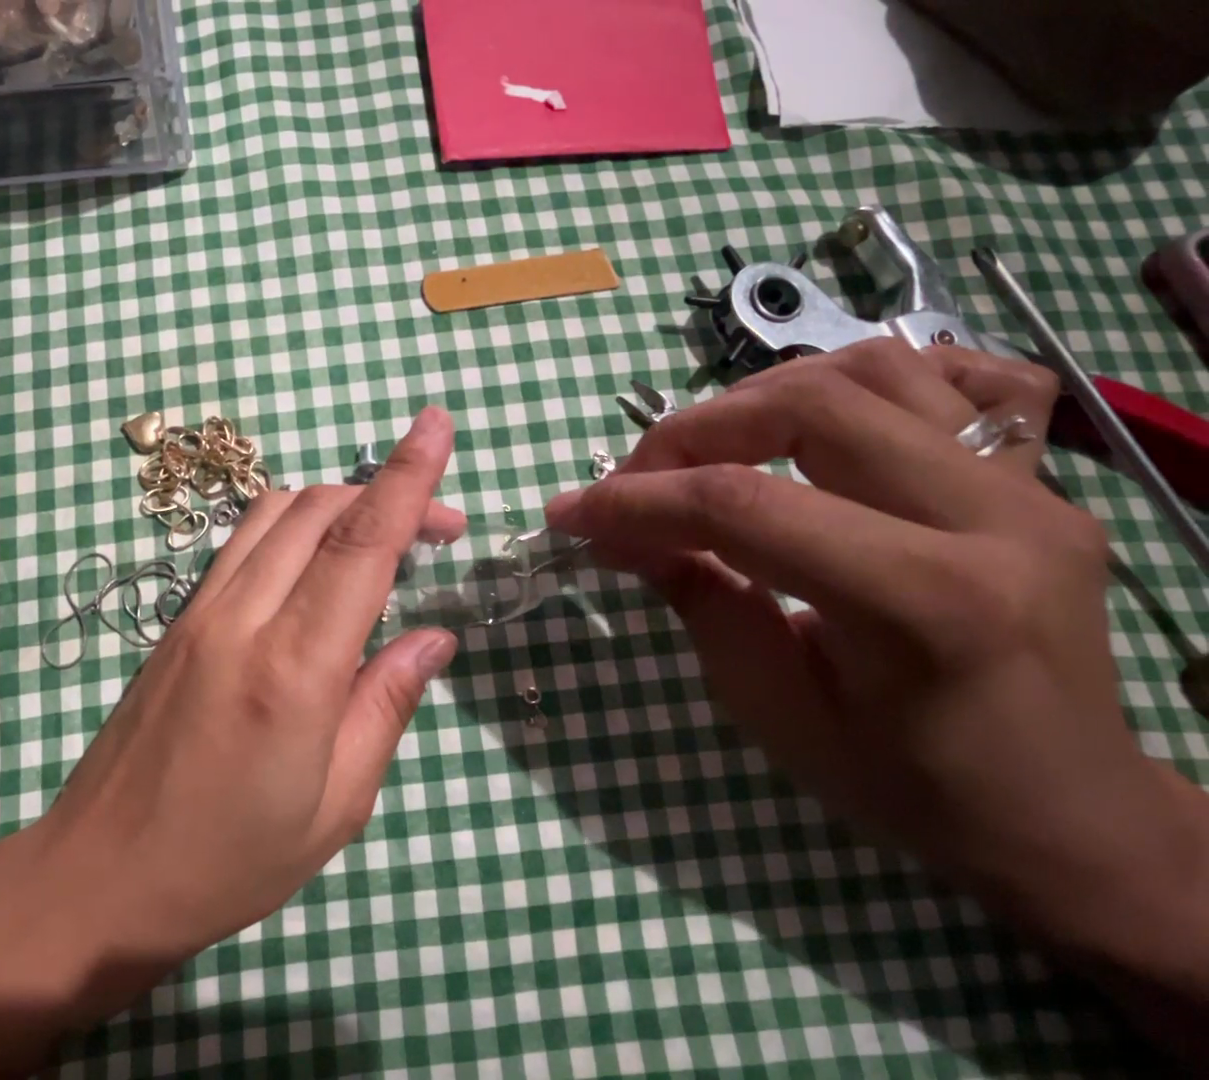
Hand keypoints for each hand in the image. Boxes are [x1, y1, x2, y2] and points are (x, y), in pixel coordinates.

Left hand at [0, 410, 468, 1079]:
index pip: (360, 546)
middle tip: (442, 526)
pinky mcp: (173, 624)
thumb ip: (385, 707)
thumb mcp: (335, 806)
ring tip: (382, 538)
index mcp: (293, 669)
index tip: (437, 425)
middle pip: (315, 510)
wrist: (100, 874)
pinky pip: (239, 548)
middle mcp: (240, 619)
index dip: (406, 479)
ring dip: (333, 504)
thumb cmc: (228, 861)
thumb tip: (433, 637)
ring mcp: (196, 614)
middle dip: (384, 491)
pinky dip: (289, 530)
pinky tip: (314, 568)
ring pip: (270, 516)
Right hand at [547, 341, 1208, 1014]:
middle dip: (689, 433)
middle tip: (633, 479)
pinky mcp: (1042, 482)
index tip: (569, 514)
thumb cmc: (907, 786)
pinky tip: (824, 416)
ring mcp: (1032, 488)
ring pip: (877, 369)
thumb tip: (625, 533)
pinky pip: (966, 379)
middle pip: (809, 407)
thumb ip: (701, 601)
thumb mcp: (774, 711)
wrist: (1063, 814)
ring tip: (709, 448)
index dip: (636, 501)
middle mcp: (991, 520)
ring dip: (763, 395)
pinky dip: (874, 379)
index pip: (743, 508)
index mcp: (922, 603)